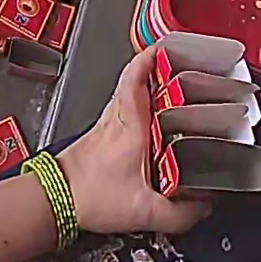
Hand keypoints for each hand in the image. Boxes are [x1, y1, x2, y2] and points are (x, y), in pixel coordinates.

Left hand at [58, 47, 212, 235]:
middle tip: (180, 60)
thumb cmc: (91, 197)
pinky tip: (154, 113)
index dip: (149, 58)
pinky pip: (124, 104)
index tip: (167, 47)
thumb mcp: (143, 212)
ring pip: (128, 90)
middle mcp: (117, 117)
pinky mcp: (103, 132)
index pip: (135, 78)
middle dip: (157, 65)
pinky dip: (139, 99)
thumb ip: (179, 214)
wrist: (55, 200)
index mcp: (129, 125)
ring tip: (173, 81)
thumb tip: (205, 207)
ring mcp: (108, 122)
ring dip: (147, 81)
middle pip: (134, 78)